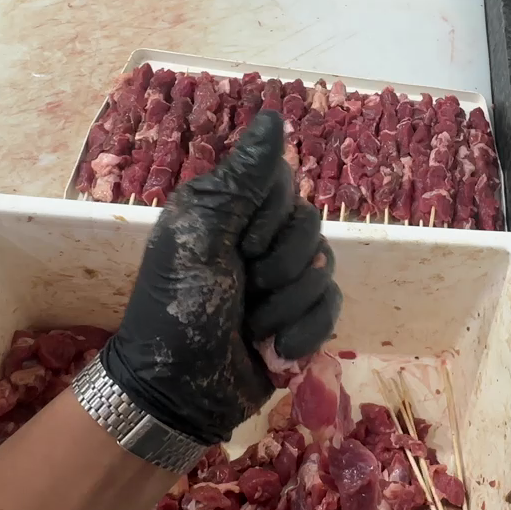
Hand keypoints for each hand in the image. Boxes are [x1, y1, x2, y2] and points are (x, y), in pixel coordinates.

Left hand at [103, 110, 339, 445]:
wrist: (178, 393)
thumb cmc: (179, 309)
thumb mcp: (203, 234)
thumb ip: (242, 178)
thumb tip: (273, 116)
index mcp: (232, 210)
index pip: (284, 182)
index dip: (272, 214)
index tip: (241, 241)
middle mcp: (262, 237)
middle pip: (311, 225)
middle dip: (280, 265)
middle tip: (245, 286)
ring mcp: (284, 279)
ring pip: (324, 268)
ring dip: (287, 304)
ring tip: (254, 327)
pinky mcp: (302, 316)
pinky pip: (332, 306)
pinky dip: (304, 331)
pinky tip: (276, 349)